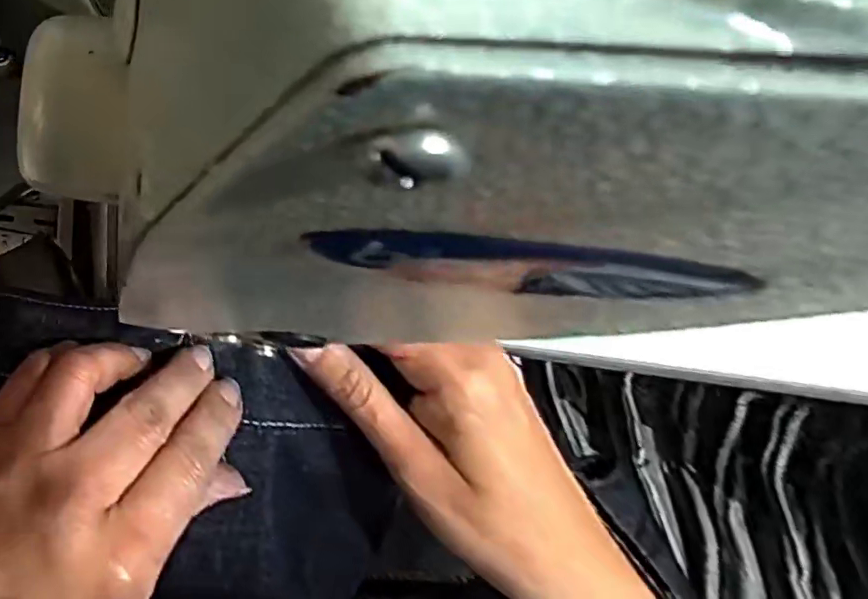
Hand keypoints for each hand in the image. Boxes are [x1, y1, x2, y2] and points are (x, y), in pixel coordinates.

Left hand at [0, 342, 248, 598]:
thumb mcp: (126, 587)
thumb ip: (178, 522)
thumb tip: (231, 473)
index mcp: (115, 552)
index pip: (182, 465)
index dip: (213, 421)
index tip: (228, 393)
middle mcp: (69, 493)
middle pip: (143, 416)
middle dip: (183, 380)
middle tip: (202, 357)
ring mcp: (21, 457)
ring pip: (82, 375)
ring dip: (121, 355)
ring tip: (143, 357)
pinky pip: (33, 371)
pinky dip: (65, 356)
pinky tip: (85, 360)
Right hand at [291, 343, 652, 598]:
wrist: (570, 566)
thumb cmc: (500, 529)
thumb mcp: (414, 466)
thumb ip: (358, 395)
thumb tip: (309, 346)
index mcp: (459, 368)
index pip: (376, 310)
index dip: (330, 312)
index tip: (297, 322)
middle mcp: (479, 346)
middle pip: (393, 301)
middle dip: (348, 310)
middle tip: (311, 331)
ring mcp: (490, 352)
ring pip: (411, 309)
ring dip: (372, 320)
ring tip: (342, 344)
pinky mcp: (491, 363)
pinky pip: (431, 326)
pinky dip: (397, 333)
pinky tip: (381, 356)